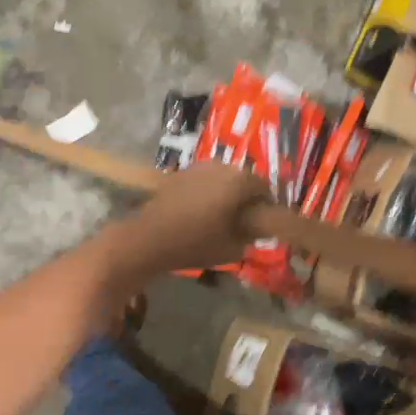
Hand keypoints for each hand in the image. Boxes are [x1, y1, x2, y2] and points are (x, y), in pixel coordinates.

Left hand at [100, 162, 269, 278]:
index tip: (261, 222)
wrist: (149, 238)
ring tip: (220, 215)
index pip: (264, 187)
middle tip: (242, 219)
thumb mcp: (233, 248)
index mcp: (239, 180)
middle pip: (242, 178)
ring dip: (225, 191)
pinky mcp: (178, 173)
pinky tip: (200, 210)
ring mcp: (196, 167)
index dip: (265, 205)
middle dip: (244, 196)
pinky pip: (202, 180)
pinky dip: (206, 191)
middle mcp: (220, 166)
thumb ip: (251, 236)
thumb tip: (256, 229)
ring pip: (221, 177)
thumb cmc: (195, 243)